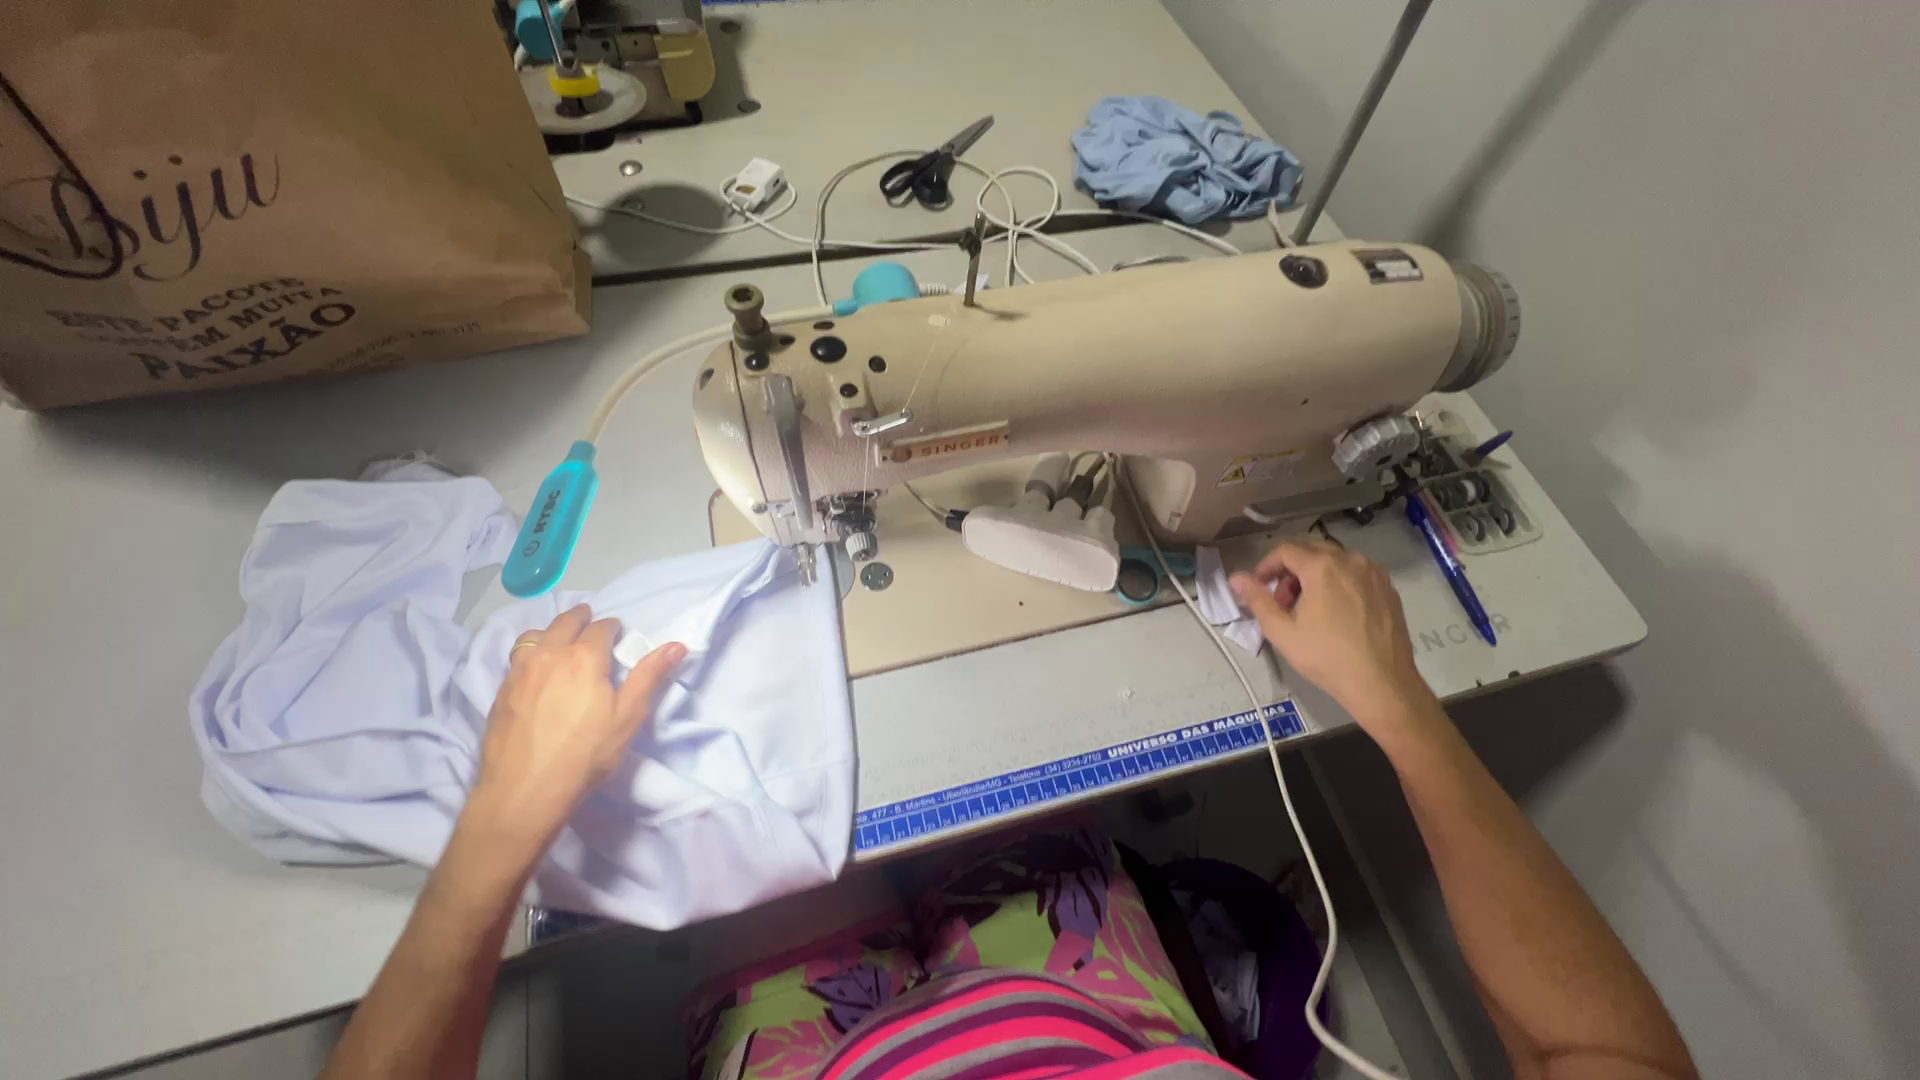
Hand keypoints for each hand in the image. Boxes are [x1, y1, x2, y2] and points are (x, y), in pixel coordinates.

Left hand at [466, 604, 685, 856]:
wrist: (524, 792)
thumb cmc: (585, 755)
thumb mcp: (628, 717)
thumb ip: (649, 676)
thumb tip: (676, 645)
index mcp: (584, 657)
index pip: (601, 627)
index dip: (613, 627)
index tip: (618, 633)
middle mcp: (549, 654)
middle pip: (564, 623)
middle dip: (580, 618)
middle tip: (589, 620)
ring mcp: (519, 672)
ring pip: (534, 636)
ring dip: (551, 631)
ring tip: (560, 641)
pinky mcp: (500, 691)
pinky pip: (517, 657)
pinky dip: (531, 652)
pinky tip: (536, 670)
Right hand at [1230, 539, 1435, 723]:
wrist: (1382, 683)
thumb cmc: (1326, 657)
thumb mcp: (1282, 631)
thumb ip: (1257, 599)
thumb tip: (1236, 577)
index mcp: (1322, 567)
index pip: (1285, 551)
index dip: (1266, 566)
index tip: (1259, 587)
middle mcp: (1351, 560)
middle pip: (1310, 551)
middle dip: (1290, 571)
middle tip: (1282, 601)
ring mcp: (1374, 573)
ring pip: (1335, 561)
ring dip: (1314, 575)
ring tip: (1308, 608)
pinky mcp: (1388, 587)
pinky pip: (1356, 573)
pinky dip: (1338, 582)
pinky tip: (1335, 611)